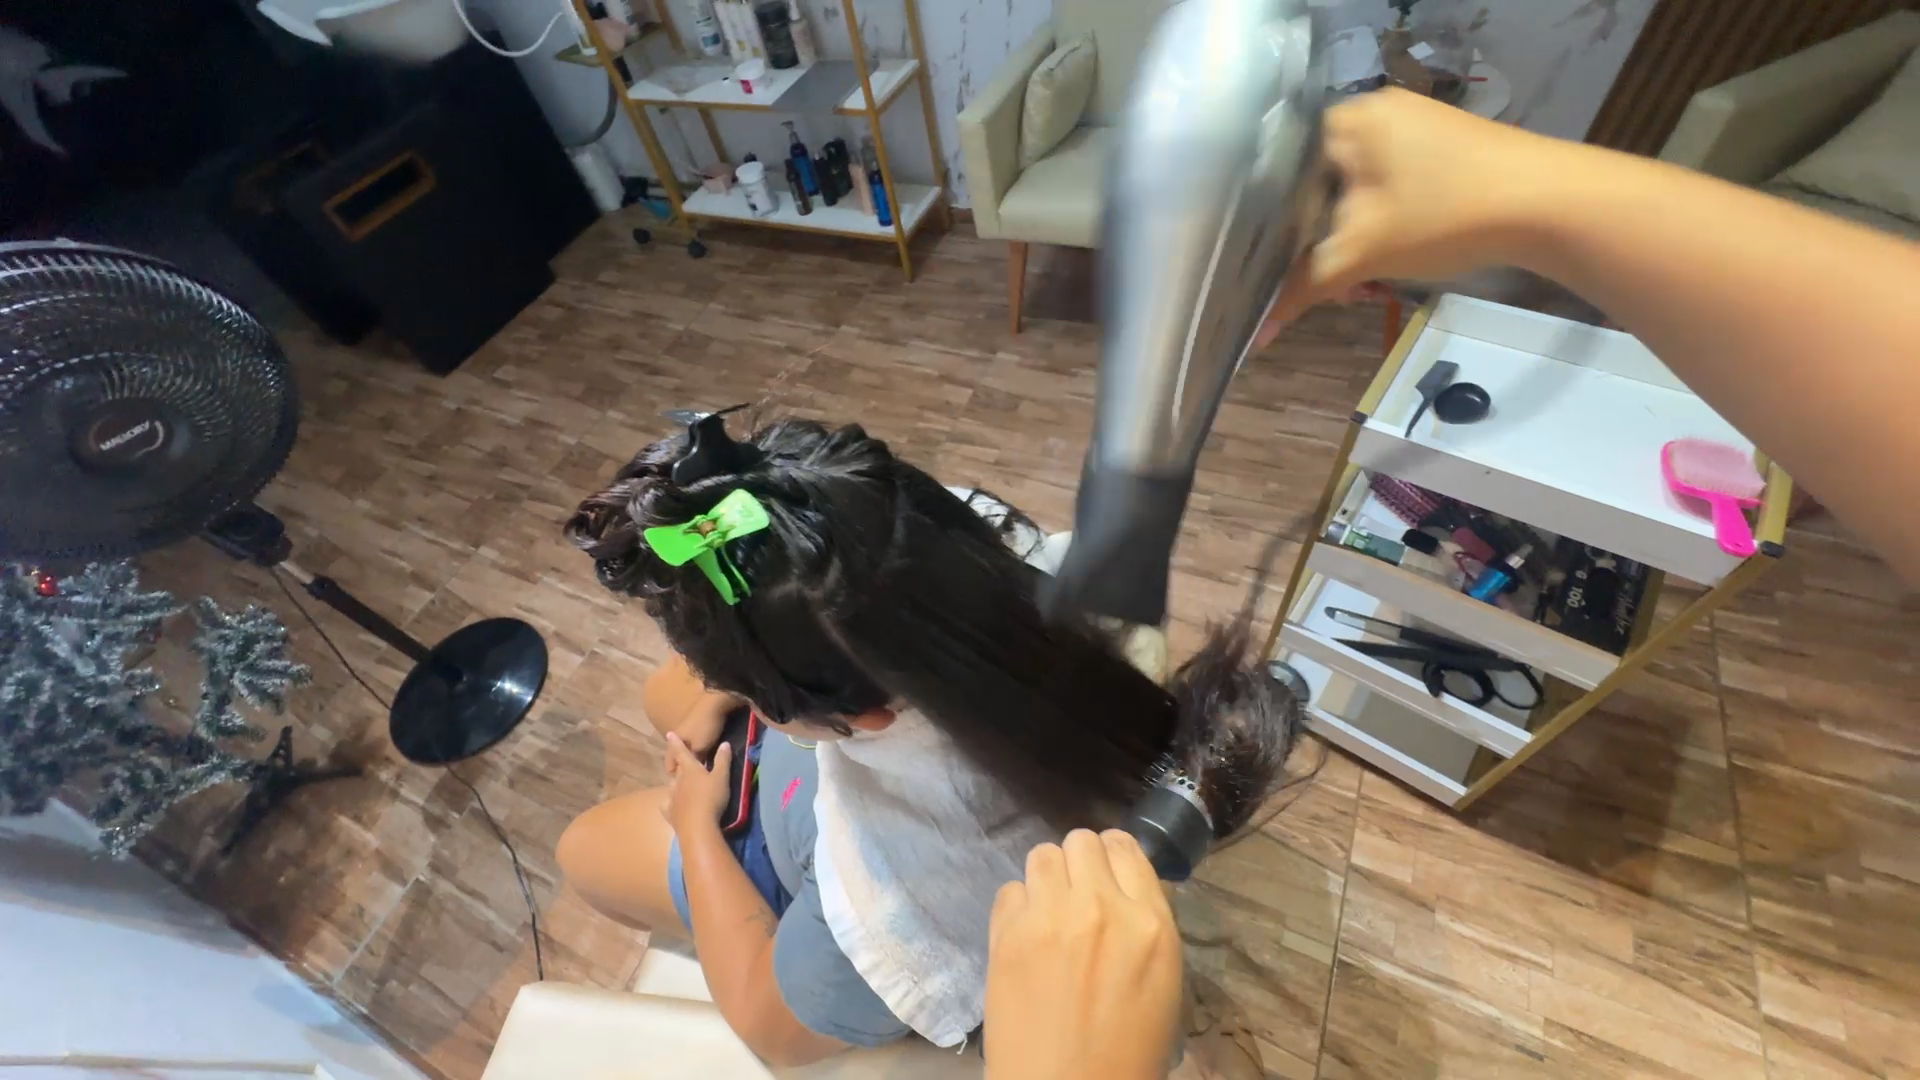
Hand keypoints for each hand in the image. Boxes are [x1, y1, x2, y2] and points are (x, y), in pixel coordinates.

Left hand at [662, 732, 732, 834]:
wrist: (698, 826)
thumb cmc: (711, 798)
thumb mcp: (722, 777)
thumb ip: (722, 760)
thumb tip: (724, 743)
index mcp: (690, 770)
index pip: (682, 753)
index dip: (676, 743)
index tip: (669, 734)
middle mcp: (678, 782)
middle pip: (677, 770)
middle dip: (679, 765)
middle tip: (683, 762)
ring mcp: (672, 798)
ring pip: (672, 786)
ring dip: (676, 783)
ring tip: (681, 783)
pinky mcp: (671, 814)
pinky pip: (667, 804)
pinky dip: (669, 801)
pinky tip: (671, 803)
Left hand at [984, 830, 1182, 1079]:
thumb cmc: (1126, 1057)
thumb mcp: (1162, 986)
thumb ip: (1144, 925)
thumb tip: (1122, 887)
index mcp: (1150, 923)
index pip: (1125, 846)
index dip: (1112, 857)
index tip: (1104, 874)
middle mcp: (1101, 906)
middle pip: (1081, 840)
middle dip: (1078, 863)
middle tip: (1074, 895)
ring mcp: (1051, 915)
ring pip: (1043, 853)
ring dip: (1046, 878)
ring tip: (1047, 913)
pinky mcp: (1008, 931)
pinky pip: (1010, 889)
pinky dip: (1016, 907)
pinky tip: (1023, 938)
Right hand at [1258, 88, 1567, 342]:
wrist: (1550, 205)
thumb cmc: (1443, 215)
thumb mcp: (1360, 256)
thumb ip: (1299, 291)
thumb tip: (1256, 334)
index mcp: (1347, 120)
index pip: (1276, 171)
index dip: (1265, 225)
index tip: (1261, 263)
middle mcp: (1373, 113)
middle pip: (1313, 189)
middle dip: (1313, 245)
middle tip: (1320, 284)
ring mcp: (1408, 129)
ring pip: (1347, 196)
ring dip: (1344, 245)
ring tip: (1358, 283)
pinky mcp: (1434, 150)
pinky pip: (1379, 192)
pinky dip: (1372, 230)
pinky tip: (1380, 262)